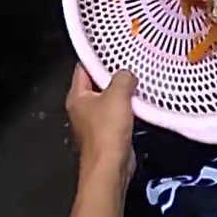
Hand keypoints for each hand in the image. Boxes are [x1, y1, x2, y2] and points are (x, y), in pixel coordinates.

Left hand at [66, 64, 136, 190]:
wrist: (110, 168)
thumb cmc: (108, 128)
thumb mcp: (118, 95)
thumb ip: (123, 77)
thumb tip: (127, 74)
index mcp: (76, 96)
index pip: (83, 67)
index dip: (97, 56)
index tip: (114, 47)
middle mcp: (81, 107)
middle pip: (96, 83)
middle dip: (112, 74)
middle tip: (130, 61)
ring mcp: (92, 122)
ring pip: (108, 99)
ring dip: (121, 92)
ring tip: (138, 78)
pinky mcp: (105, 134)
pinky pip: (115, 114)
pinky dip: (126, 107)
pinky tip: (139, 101)